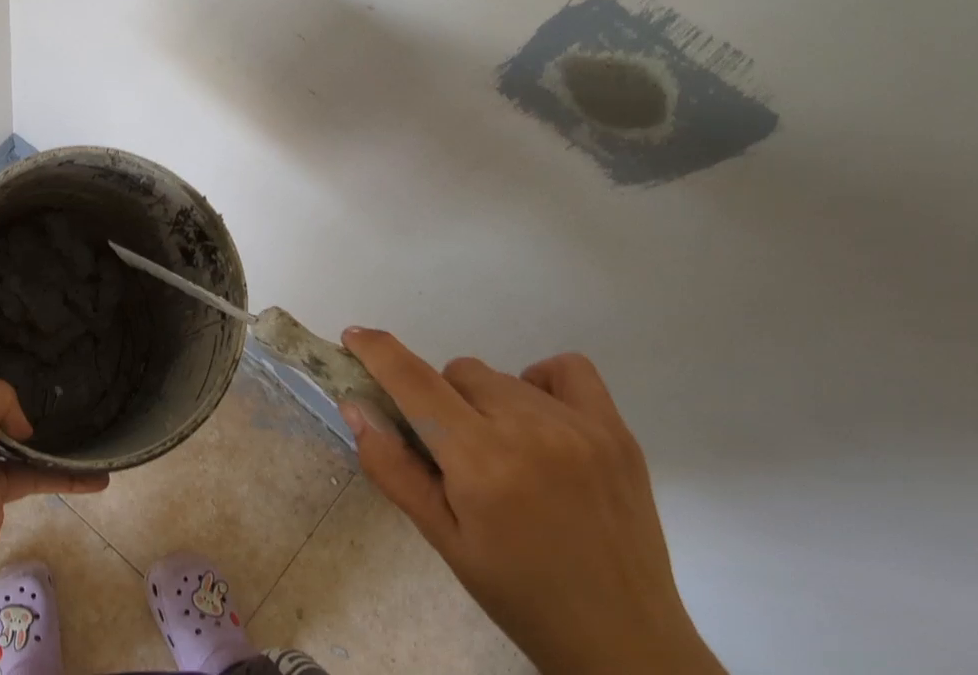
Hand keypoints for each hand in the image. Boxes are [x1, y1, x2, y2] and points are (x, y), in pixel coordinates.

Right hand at [339, 329, 723, 674]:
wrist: (623, 639)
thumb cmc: (518, 593)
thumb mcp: (442, 538)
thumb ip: (393, 468)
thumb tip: (355, 406)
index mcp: (481, 461)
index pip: (414, 381)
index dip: (377, 351)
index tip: (354, 337)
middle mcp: (530, 430)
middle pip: (457, 374)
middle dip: (439, 401)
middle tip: (452, 452)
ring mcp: (579, 427)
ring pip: (502, 377)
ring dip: (484, 401)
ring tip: (503, 452)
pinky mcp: (617, 432)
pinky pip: (566, 369)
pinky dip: (538, 383)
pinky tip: (539, 423)